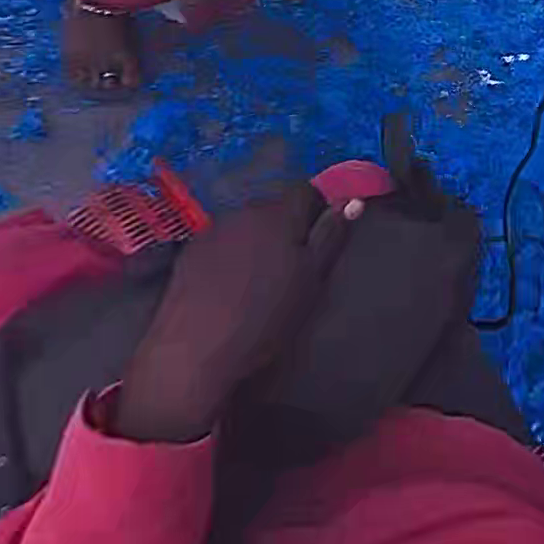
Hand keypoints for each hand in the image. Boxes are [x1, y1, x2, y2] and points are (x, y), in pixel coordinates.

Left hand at [113, 188, 353, 442]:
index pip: (306, 190)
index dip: (317, 211)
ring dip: (259, 238)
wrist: (193, 352)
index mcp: (279, 214)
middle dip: (288, 226)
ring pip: (249, 222)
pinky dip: (232, 252)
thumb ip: (331, 234)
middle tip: (292, 265)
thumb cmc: (264, 317)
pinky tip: (229, 284)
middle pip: (276, 206)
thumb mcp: (310, 279)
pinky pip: (223, 239)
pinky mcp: (191, 249)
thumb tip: (353, 199)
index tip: (317, 242)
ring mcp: (214, 228)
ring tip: (259, 277)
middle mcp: (246, 210)